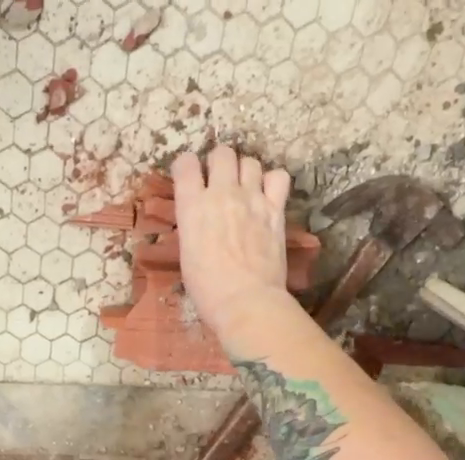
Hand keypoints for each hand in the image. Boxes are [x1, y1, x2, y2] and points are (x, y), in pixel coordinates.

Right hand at [172, 145, 294, 339]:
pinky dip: (273, 181)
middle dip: (218, 162)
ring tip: (245, 188)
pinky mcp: (275, 209)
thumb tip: (200, 218)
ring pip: (250, 161)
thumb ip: (193, 226)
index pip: (185, 164)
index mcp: (192, 207)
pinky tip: (267, 195)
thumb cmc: (207, 289)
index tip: (189, 177)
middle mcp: (221, 193)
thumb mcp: (187, 255)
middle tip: (220, 180)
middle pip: (222, 153)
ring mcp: (251, 198)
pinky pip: (279, 177)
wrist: (245, 301)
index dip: (187, 166)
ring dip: (245, 171)